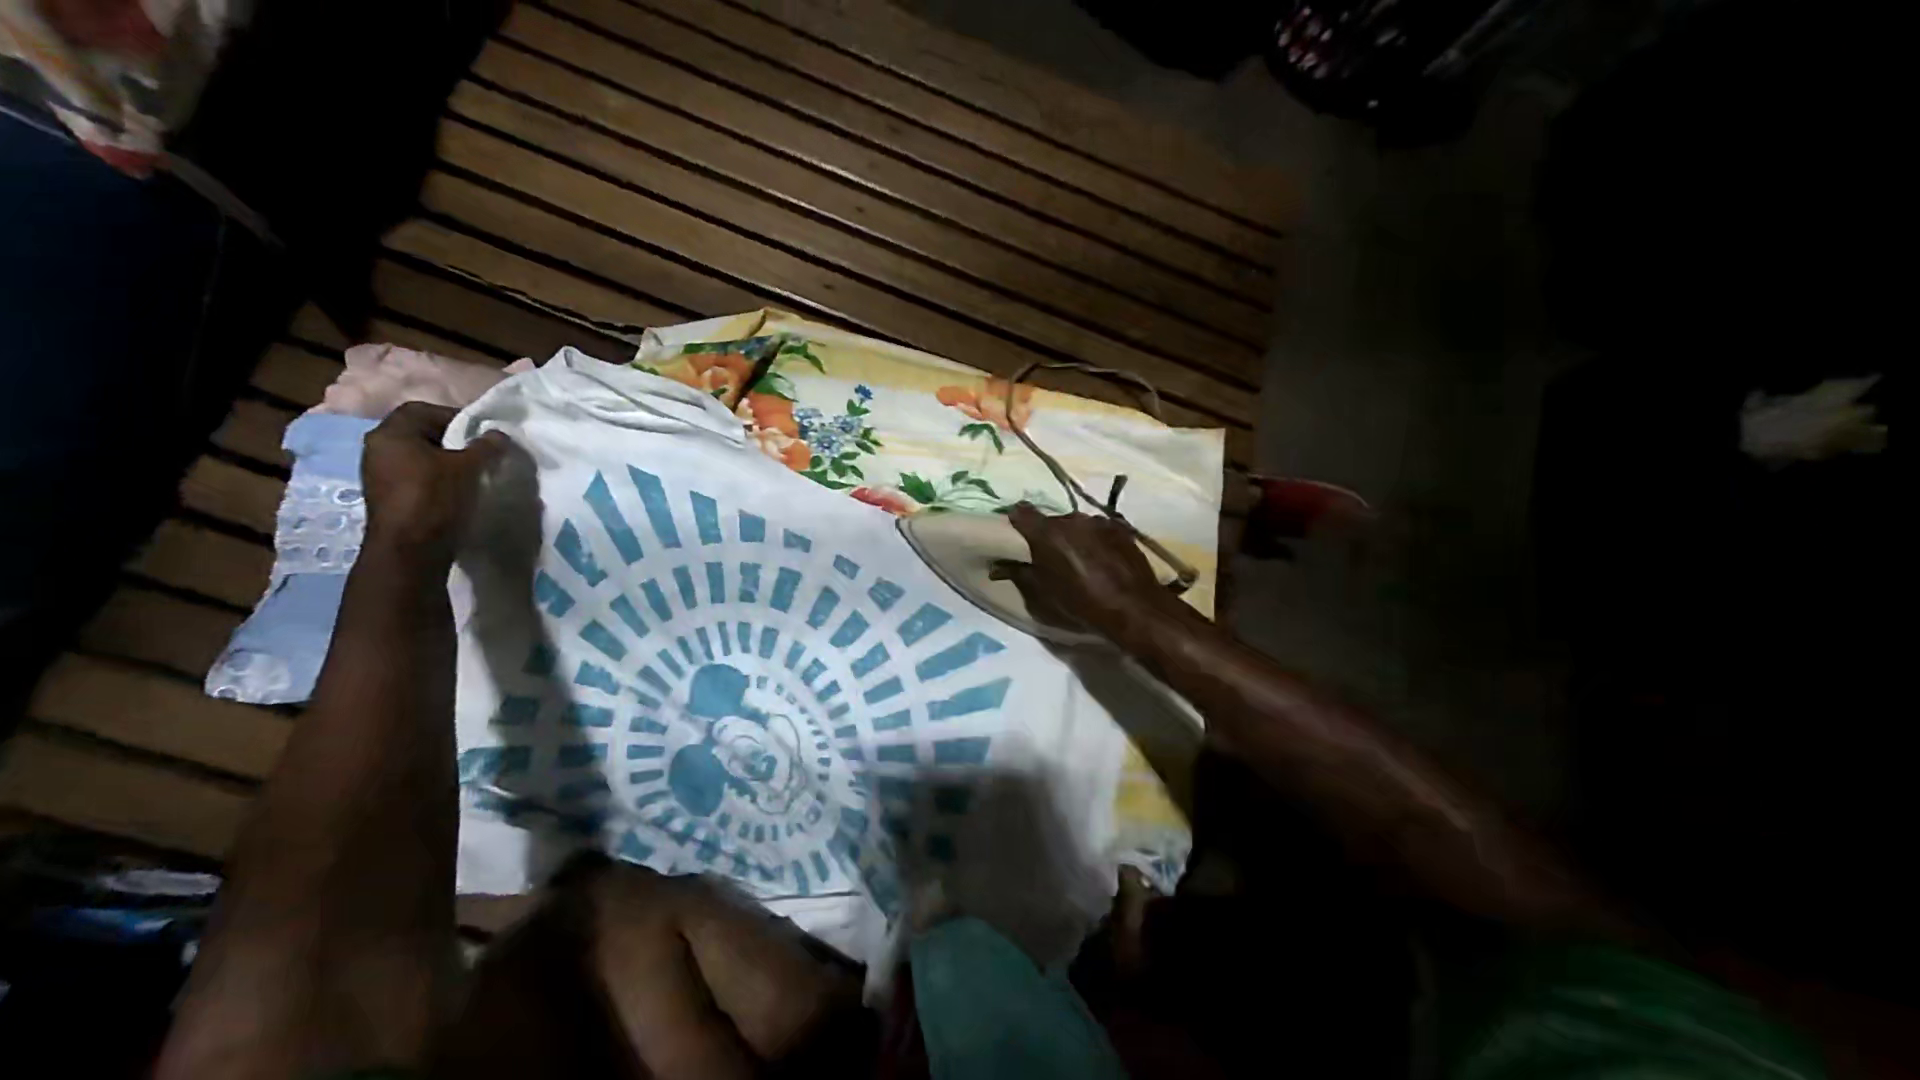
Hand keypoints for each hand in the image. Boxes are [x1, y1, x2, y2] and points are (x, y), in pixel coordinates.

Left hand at [361, 402, 508, 561]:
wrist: (410, 548)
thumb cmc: (436, 497)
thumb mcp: (469, 468)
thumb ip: (485, 447)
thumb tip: (498, 434)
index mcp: (391, 434)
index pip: (423, 410)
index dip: (455, 416)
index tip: (480, 433)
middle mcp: (377, 448)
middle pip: (420, 433)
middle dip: (451, 439)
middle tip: (479, 452)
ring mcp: (378, 473)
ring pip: (418, 456)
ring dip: (444, 460)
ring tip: (472, 472)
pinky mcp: (387, 495)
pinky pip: (414, 475)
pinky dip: (435, 477)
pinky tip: (456, 490)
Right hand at [994, 503, 1170, 633]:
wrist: (1133, 609)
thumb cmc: (1081, 605)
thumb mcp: (1042, 596)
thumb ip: (1018, 575)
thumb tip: (998, 566)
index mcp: (1046, 534)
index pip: (1022, 513)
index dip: (1016, 521)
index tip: (1015, 533)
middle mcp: (1071, 520)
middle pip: (1051, 520)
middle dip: (1048, 535)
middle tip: (1049, 556)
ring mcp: (1098, 521)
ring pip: (1076, 524)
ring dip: (1073, 537)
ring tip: (1078, 560)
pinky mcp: (1120, 528)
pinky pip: (1098, 529)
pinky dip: (1094, 540)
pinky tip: (1101, 559)